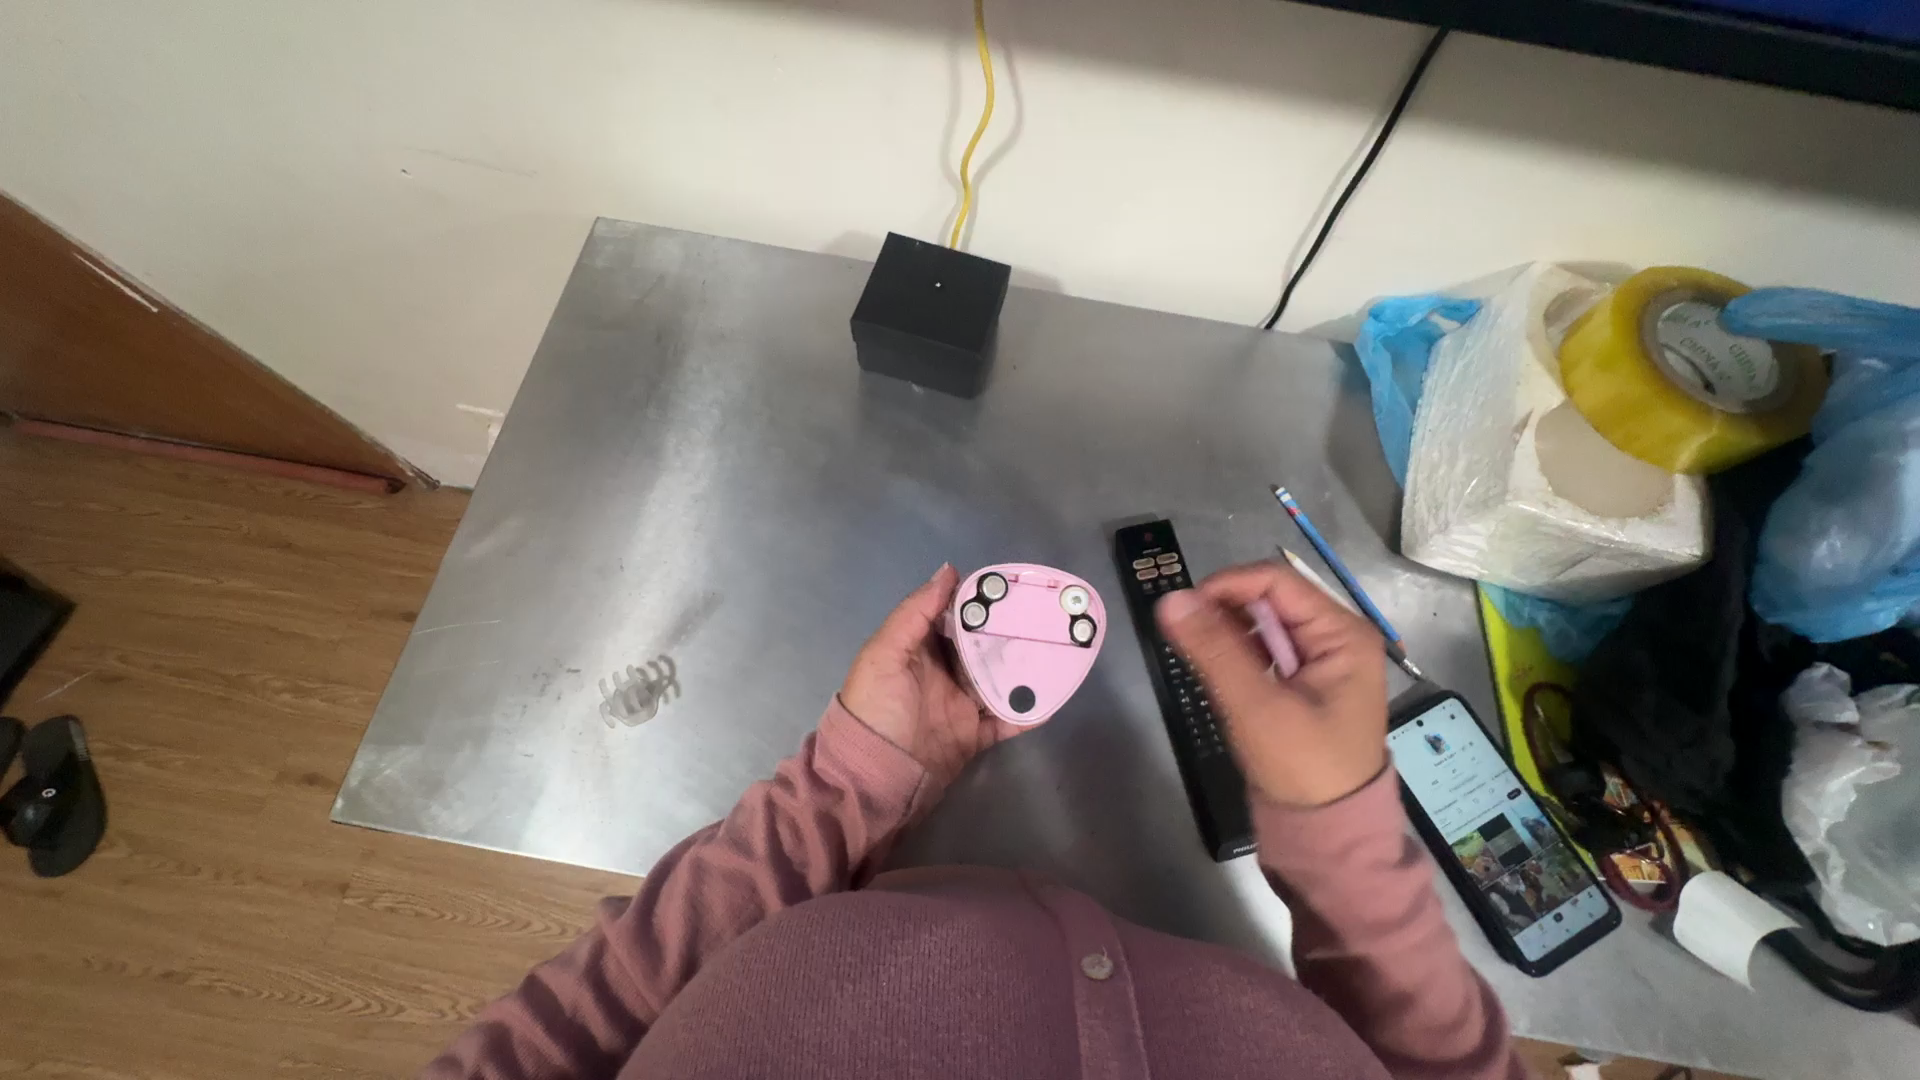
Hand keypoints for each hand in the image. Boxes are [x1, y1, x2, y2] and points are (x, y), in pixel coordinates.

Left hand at [840, 564, 1028, 790]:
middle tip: (1045, 617)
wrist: (874, 777)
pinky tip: (1050, 698)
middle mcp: (942, 672)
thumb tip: (949, 570)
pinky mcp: (972, 735)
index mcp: (919, 648)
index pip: (953, 616)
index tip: (1012, 586)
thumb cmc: (876, 707)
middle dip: (1010, 633)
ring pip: (998, 680)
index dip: (980, 601)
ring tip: (1056, 652)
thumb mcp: (885, 653)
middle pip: (981, 647)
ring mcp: (959, 704)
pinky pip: (1005, 720)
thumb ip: (915, 612)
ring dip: (1023, 669)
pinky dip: (1026, 711)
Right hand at [1156, 560, 1387, 806]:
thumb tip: (1171, 598)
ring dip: (1228, 632)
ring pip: (1262, 622)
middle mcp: (1336, 636)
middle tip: (1189, 638)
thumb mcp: (1255, 706)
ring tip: (1203, 659)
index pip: (1276, 581)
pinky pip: (1264, 647)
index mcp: (1342, 633)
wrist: (1328, 831)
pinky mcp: (1304, 679)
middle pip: (1269, 598)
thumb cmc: (1301, 766)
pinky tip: (1221, 673)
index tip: (1184, 609)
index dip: (1226, 585)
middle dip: (1225, 610)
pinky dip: (1237, 652)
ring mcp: (1322, 658)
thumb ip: (1214, 649)